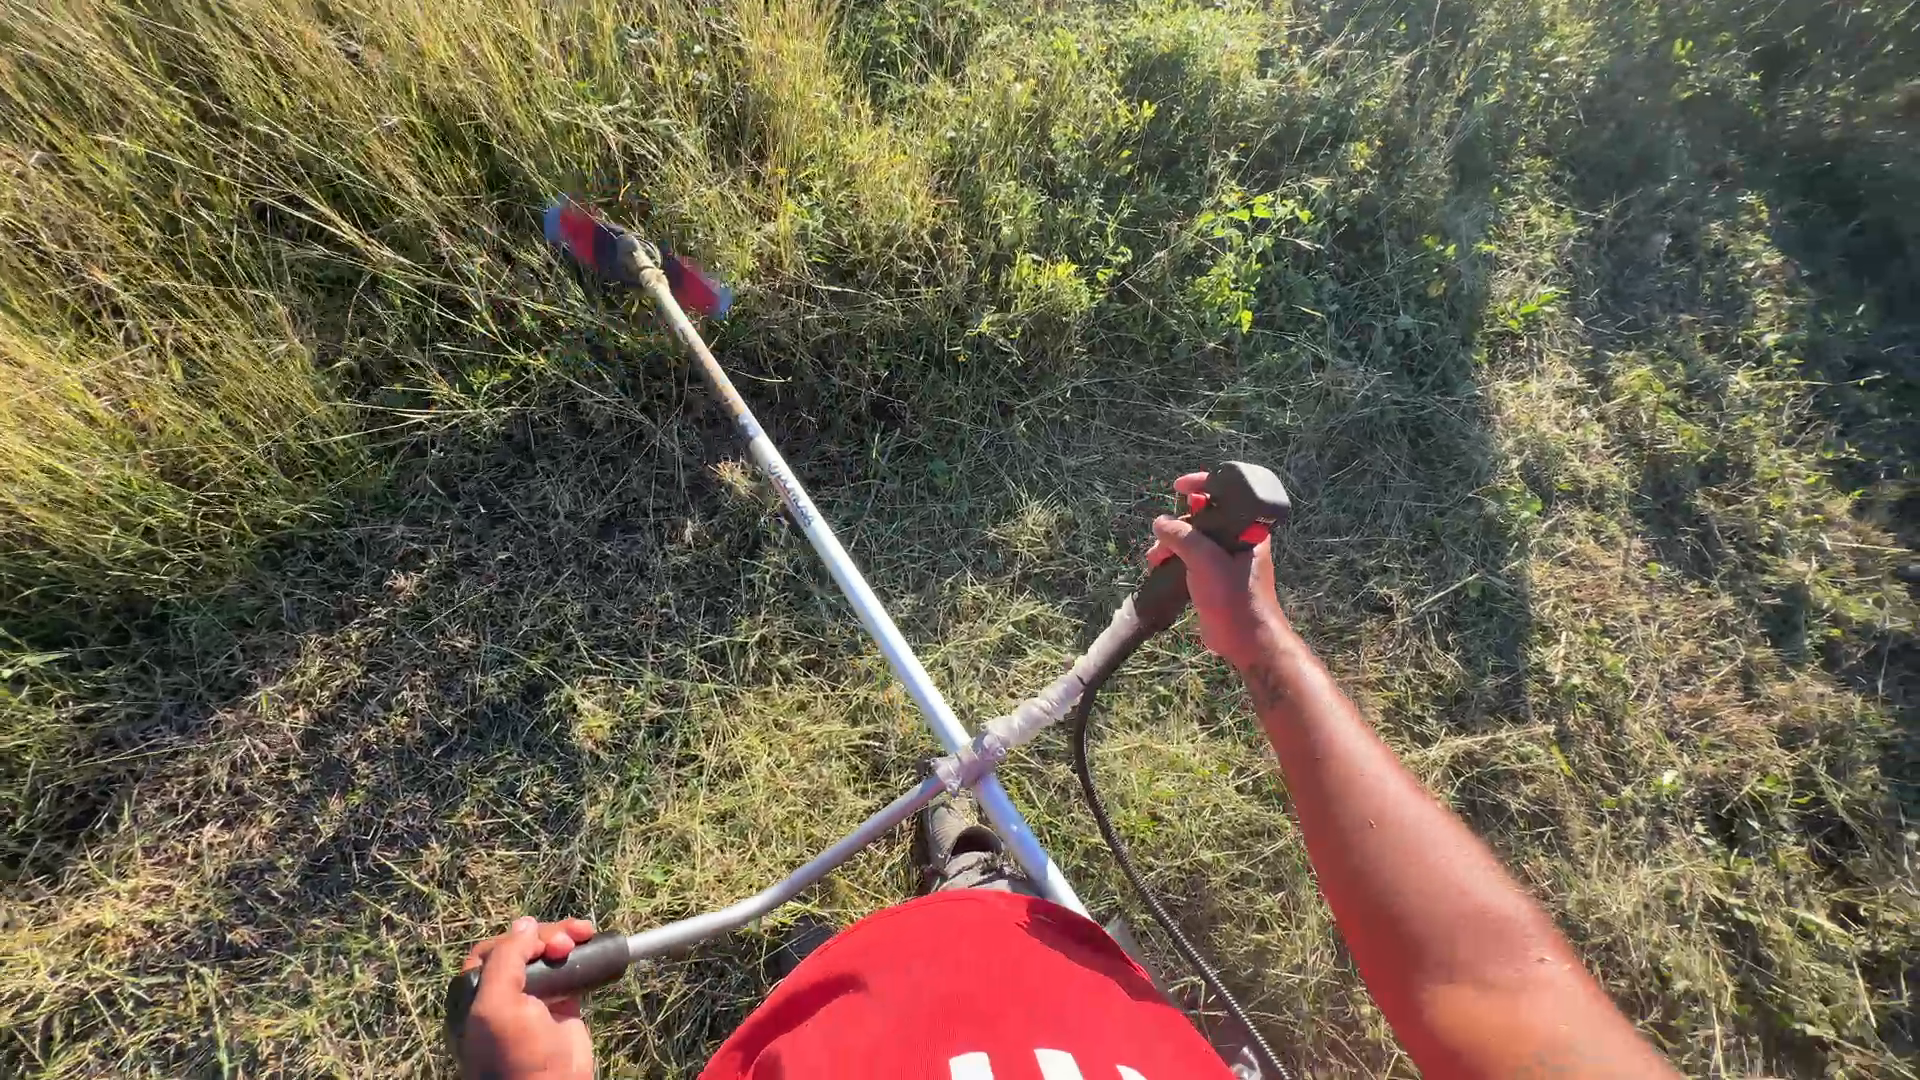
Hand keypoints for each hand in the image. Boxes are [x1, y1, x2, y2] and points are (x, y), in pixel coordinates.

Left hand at [457, 917, 596, 1079]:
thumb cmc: (515, 1054)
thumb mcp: (497, 1008)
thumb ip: (505, 962)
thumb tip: (524, 924)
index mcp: (475, 999)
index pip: (492, 952)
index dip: (518, 939)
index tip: (542, 944)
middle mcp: (502, 996)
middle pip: (523, 948)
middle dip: (547, 936)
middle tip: (568, 942)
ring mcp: (533, 1000)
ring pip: (547, 954)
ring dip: (566, 937)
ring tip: (585, 935)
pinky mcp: (561, 1004)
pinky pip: (568, 968)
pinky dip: (580, 953)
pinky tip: (591, 946)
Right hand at [1145, 471, 1291, 670]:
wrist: (1244, 638)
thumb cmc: (1234, 596)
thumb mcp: (1205, 560)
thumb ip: (1182, 537)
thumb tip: (1160, 523)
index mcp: (1247, 528)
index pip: (1226, 495)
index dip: (1202, 485)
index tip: (1179, 487)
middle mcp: (1237, 539)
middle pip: (1204, 517)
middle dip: (1178, 522)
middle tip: (1162, 534)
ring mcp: (1225, 558)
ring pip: (1193, 539)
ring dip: (1171, 543)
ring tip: (1156, 557)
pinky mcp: (1213, 576)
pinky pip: (1190, 558)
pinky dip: (1173, 558)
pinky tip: (1159, 565)